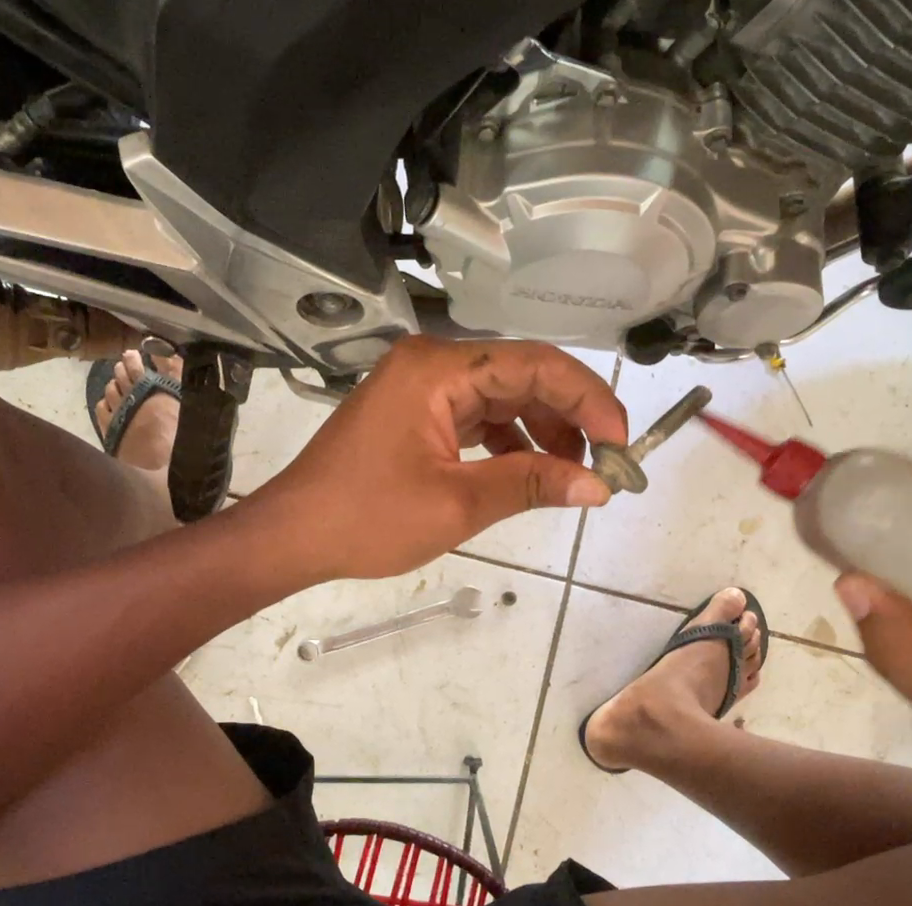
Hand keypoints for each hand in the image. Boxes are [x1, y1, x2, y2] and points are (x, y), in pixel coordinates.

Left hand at [248, 336, 626, 580]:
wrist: (292, 535)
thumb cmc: (366, 518)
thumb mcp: (456, 504)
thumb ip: (531, 485)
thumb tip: (598, 485)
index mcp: (438, 369)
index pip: (536, 364)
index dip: (588, 399)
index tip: (620, 443)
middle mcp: (430, 364)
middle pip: (521, 375)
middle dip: (568, 417)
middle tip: (603, 464)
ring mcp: (418, 387)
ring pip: (501, 396)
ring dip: (540, 431)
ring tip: (569, 475)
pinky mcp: (413, 412)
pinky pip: (475, 415)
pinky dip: (506, 440)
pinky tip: (527, 470)